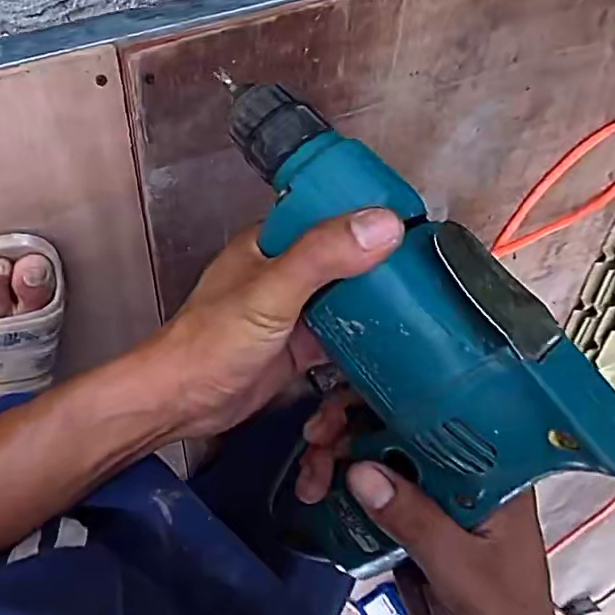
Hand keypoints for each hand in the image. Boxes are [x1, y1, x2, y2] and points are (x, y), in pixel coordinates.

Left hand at [126, 208, 402, 441]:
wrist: (184, 401)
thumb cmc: (209, 341)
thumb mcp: (270, 292)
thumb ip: (321, 257)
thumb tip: (380, 224)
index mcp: (270, 243)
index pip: (327, 213)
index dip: (368, 215)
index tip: (415, 221)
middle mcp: (284, 271)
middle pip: (344, 257)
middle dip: (381, 263)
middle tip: (430, 270)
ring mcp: (293, 309)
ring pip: (346, 297)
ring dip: (376, 302)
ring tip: (423, 302)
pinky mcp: (299, 344)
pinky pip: (343, 335)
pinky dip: (365, 338)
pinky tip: (393, 342)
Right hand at [295, 390, 553, 614]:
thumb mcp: (467, 578)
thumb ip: (418, 524)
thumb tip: (362, 472)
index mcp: (492, 472)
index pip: (439, 413)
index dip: (389, 398)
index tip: (346, 405)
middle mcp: (455, 469)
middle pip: (394, 421)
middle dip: (347, 423)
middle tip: (317, 439)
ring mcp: (425, 489)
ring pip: (370, 447)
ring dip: (333, 454)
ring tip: (312, 481)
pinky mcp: (400, 511)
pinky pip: (359, 481)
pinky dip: (332, 480)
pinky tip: (315, 491)